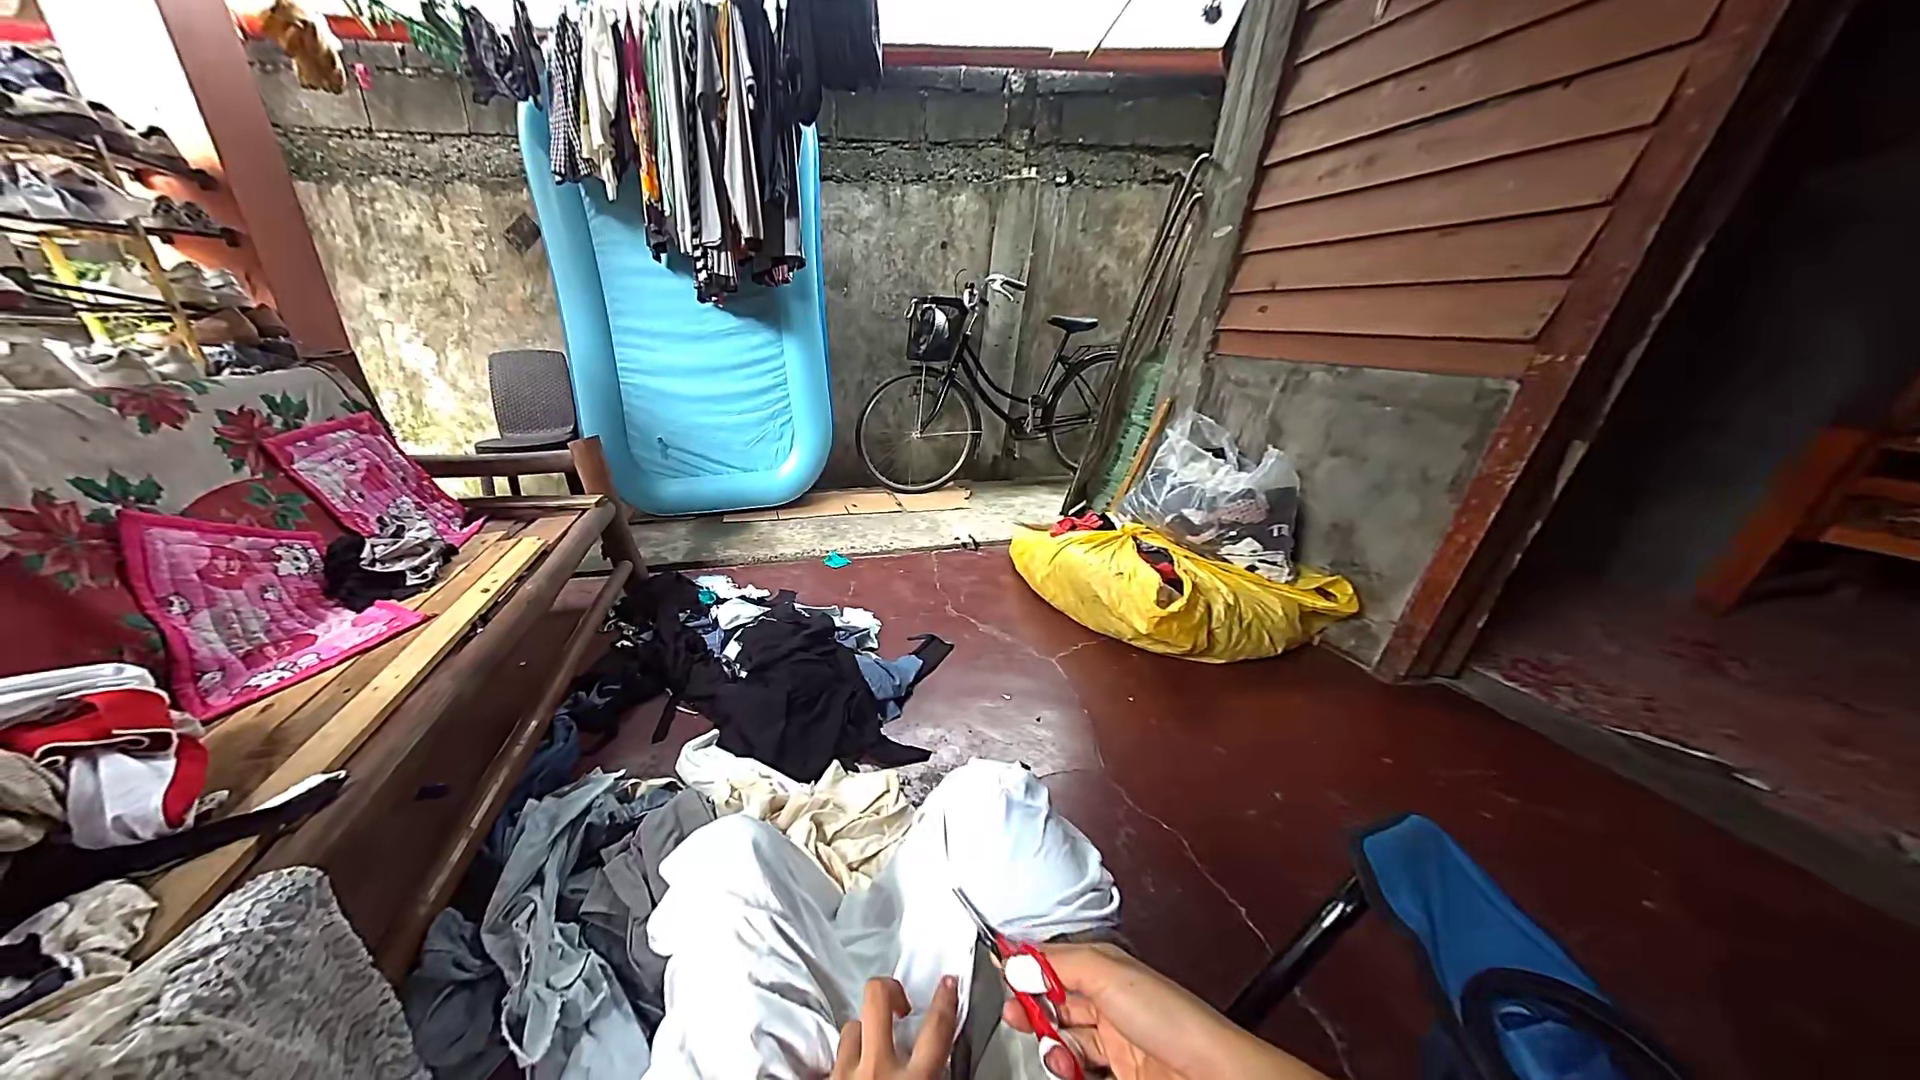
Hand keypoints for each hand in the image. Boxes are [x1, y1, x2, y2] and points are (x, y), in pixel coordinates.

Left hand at [832, 975, 959, 1079]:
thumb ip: (933, 1073)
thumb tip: (940, 1057)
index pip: (936, 1029)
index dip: (944, 1000)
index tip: (948, 982)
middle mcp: (878, 1070)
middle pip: (877, 999)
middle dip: (888, 990)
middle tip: (899, 1001)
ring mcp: (845, 1076)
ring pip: (851, 1027)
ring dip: (863, 1030)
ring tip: (873, 1043)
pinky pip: (834, 1057)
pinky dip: (845, 1058)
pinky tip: (852, 1067)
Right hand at [999, 943, 1328, 1079]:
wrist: (1212, 1077)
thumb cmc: (1173, 1019)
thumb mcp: (1107, 973)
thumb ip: (1060, 964)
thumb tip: (1020, 960)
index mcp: (1106, 969)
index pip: (1056, 960)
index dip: (1028, 965)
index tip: (1004, 971)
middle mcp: (1108, 1002)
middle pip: (1056, 1002)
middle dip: (1032, 1006)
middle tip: (1016, 1012)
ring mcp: (1114, 1043)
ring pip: (1064, 1040)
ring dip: (1050, 1043)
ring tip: (1052, 1048)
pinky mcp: (1119, 1076)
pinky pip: (1077, 1068)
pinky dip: (1066, 1067)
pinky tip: (1067, 1066)